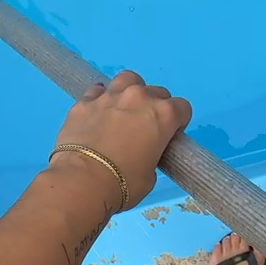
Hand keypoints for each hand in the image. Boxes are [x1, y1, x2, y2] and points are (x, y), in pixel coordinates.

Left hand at [48, 70, 191, 209]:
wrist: (82, 181)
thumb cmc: (124, 184)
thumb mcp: (150, 176)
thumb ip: (151, 156)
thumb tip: (141, 153)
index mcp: (163, 115)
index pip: (183, 108)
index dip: (178, 122)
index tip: (169, 135)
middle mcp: (139, 97)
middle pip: (157, 92)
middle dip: (155, 108)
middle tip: (145, 129)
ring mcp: (110, 96)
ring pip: (127, 80)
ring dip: (130, 91)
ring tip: (123, 110)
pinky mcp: (84, 101)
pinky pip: (97, 91)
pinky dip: (101, 99)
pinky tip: (97, 113)